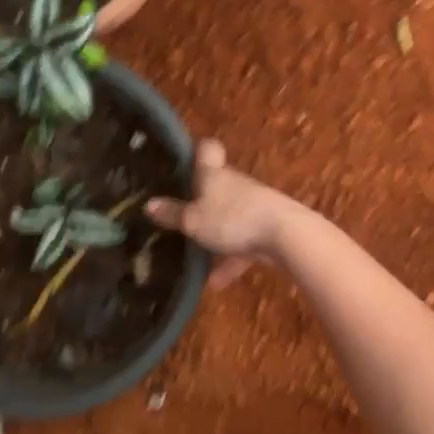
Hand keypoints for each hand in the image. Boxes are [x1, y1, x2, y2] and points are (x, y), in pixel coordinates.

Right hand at [146, 140, 303, 287]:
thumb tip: (148, 204)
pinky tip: (218, 283)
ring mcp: (254, 205)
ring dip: (215, 237)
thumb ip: (172, 214)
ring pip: (230, 217)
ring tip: (197, 261)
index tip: (187, 160)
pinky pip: (244, 242)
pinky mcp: (268, 226)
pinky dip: (232, 260)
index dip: (198, 152)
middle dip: (202, 201)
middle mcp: (234, 184)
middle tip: (182, 216)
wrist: (286, 235)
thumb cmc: (231, 218)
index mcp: (214, 175)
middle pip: (217, 186)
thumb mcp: (193, 221)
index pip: (207, 150)